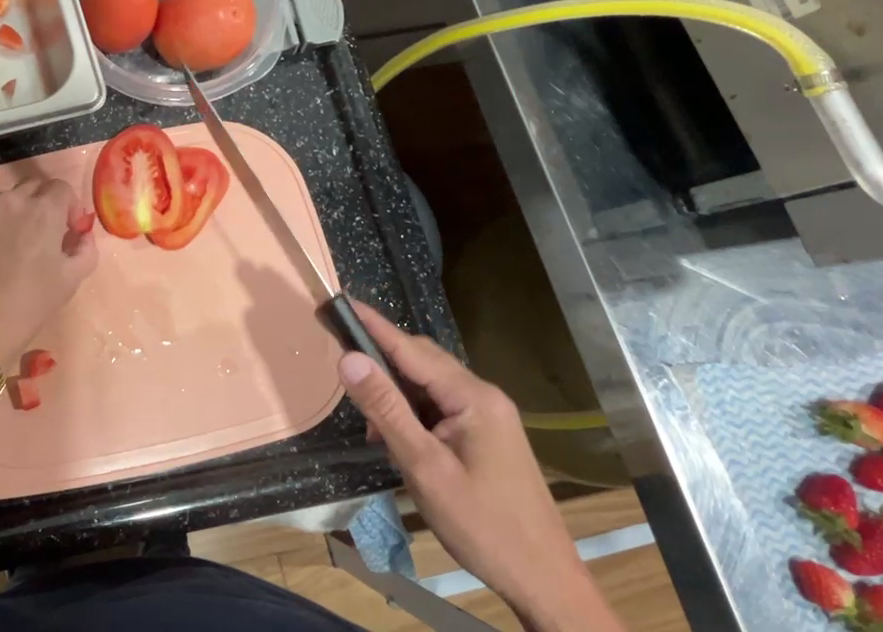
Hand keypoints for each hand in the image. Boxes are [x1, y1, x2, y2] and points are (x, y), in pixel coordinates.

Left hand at [0, 179, 98, 359]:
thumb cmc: (32, 301)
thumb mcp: (72, 278)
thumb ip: (86, 248)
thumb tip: (83, 234)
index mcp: (43, 210)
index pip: (62, 188)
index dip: (71, 206)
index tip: (71, 229)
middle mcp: (15, 200)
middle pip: (36, 186)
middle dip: (48, 202)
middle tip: (52, 232)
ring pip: (13, 197)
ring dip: (25, 210)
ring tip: (27, 242)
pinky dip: (5, 220)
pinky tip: (5, 249)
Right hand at [336, 301, 619, 631]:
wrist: (543, 580)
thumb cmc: (482, 525)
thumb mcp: (424, 467)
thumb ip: (386, 409)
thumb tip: (348, 358)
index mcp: (473, 397)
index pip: (410, 348)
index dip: (372, 325)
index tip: (339, 302)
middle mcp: (483, 396)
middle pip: (421, 361)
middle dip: (380, 362)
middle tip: (340, 365)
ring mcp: (488, 417)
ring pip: (428, 386)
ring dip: (395, 396)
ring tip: (370, 427)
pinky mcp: (486, 437)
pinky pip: (439, 408)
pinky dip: (412, 416)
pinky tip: (396, 441)